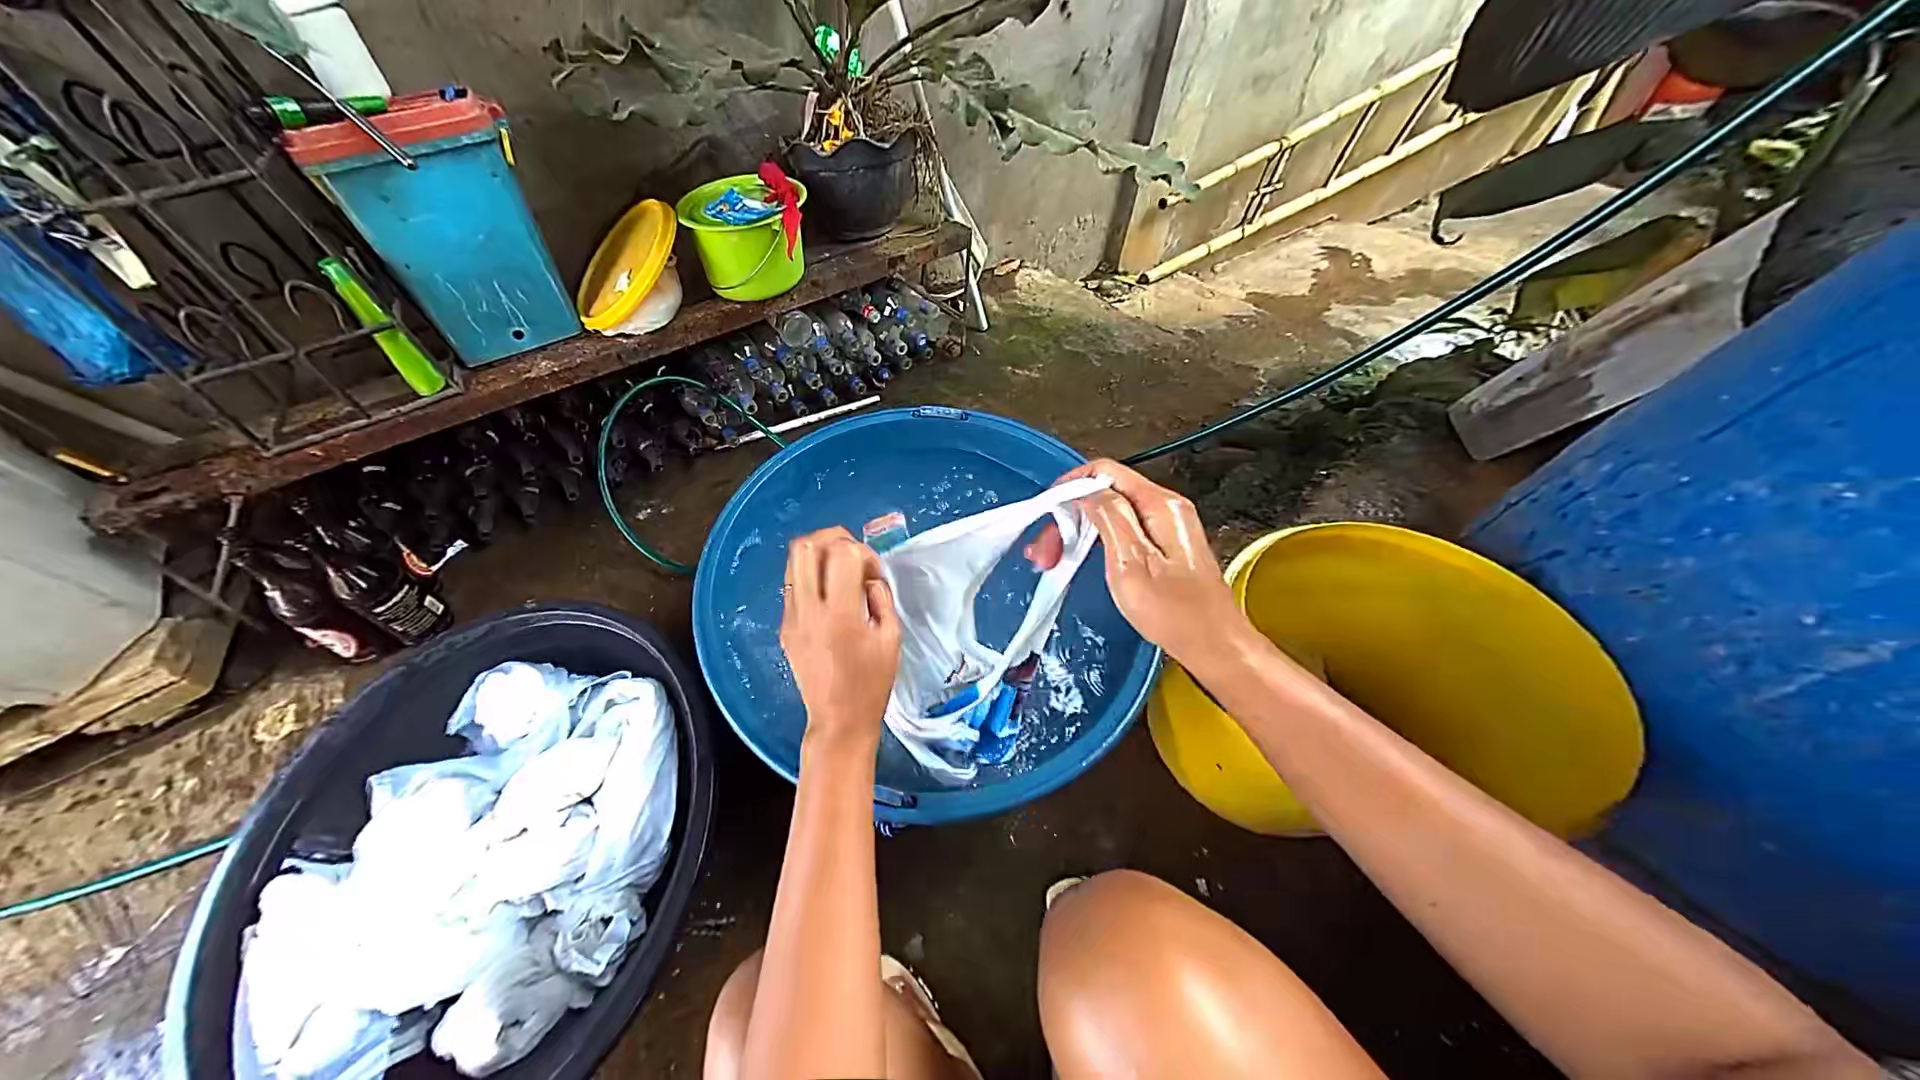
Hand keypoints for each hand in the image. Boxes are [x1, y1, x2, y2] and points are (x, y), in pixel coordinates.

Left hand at [780, 527, 901, 753]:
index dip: (864, 553)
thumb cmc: (872, 683)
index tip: (873, 573)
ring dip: (818, 553)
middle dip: (834, 539)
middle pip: (807, 546)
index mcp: (841, 614)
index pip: (843, 554)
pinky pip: (792, 584)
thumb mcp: (891, 637)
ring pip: (793, 561)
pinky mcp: (785, 626)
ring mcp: (792, 617)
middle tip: (852, 555)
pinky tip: (829, 592)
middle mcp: (809, 610)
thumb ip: (881, 597)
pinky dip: (810, 576)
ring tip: (839, 567)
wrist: (838, 719)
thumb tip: (868, 576)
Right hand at [1026, 460, 1250, 667]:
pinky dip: (1097, 542)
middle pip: (1105, 493)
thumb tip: (1088, 490)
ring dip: (1079, 532)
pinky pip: (1123, 531)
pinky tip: (1080, 561)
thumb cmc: (1176, 614)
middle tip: (1046, 550)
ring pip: (1111, 513)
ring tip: (1055, 560)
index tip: (1047, 510)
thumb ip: (1109, 517)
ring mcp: (1166, 527)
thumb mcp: (1130, 563)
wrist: (1214, 646)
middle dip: (1070, 517)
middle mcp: (1166, 508)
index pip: (1105, 472)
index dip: (1070, 486)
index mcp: (1160, 506)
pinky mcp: (1164, 546)